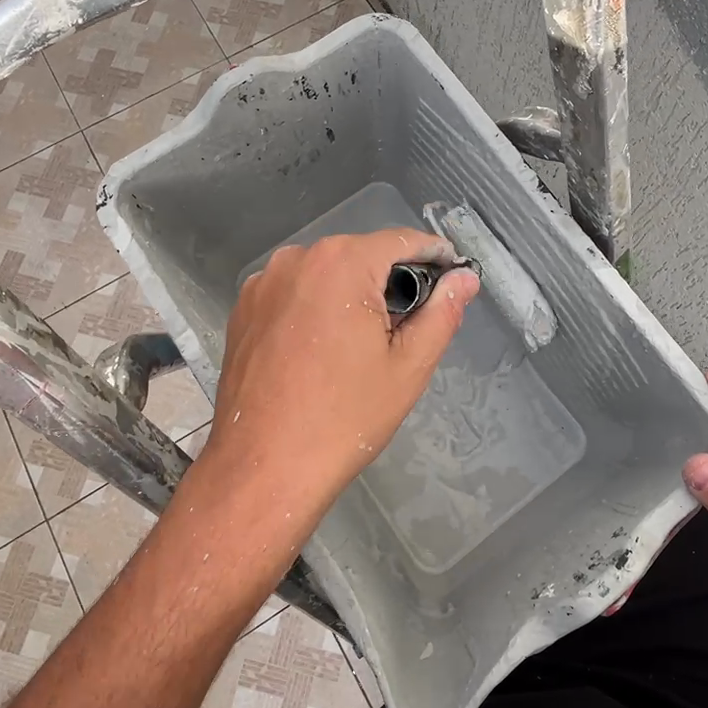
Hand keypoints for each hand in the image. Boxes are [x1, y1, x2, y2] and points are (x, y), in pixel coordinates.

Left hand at [204, 229, 479, 505]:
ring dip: (351, 294)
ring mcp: (263, 282)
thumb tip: (464, 278)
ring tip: (362, 345)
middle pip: (361, 255)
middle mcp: (297, 259)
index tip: (454, 274)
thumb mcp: (408, 365)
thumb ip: (442, 312)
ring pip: (326, 273)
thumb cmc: (344, 417)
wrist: (264, 466)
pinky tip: (321, 351)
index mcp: (342, 262)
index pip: (402, 240)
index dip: (434, 255)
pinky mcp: (243, 308)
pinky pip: (295, 293)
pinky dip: (315, 308)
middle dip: (390, 280)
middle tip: (409, 326)